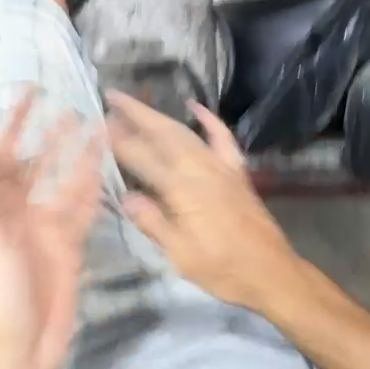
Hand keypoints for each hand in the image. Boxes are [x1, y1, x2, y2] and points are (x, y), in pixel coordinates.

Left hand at [0, 95, 103, 368]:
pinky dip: (93, 185)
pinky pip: (83, 207)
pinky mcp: (69, 245)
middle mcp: (18, 211)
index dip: (13, 125)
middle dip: (48, 135)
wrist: (20, 351)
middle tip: (69, 103)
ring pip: (63, 180)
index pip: (1, 155)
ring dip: (76, 154)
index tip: (28, 93)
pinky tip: (106, 164)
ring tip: (96, 125)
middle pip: (35, 164)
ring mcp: (46, 227)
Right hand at [106, 92, 303, 313]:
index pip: (141, 157)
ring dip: (159, 115)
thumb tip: (126, 198)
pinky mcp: (235, 169)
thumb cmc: (222, 269)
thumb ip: (153, 223)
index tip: (98, 127)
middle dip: (135, 113)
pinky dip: (208, 119)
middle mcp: (198, 167)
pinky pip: (220, 136)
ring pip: (184, 131)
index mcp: (181, 188)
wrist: (271, 271)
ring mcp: (219, 165)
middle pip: (162, 132)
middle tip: (112, 96)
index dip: (118, 141)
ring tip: (136, 104)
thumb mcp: (181, 256)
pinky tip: (195, 106)